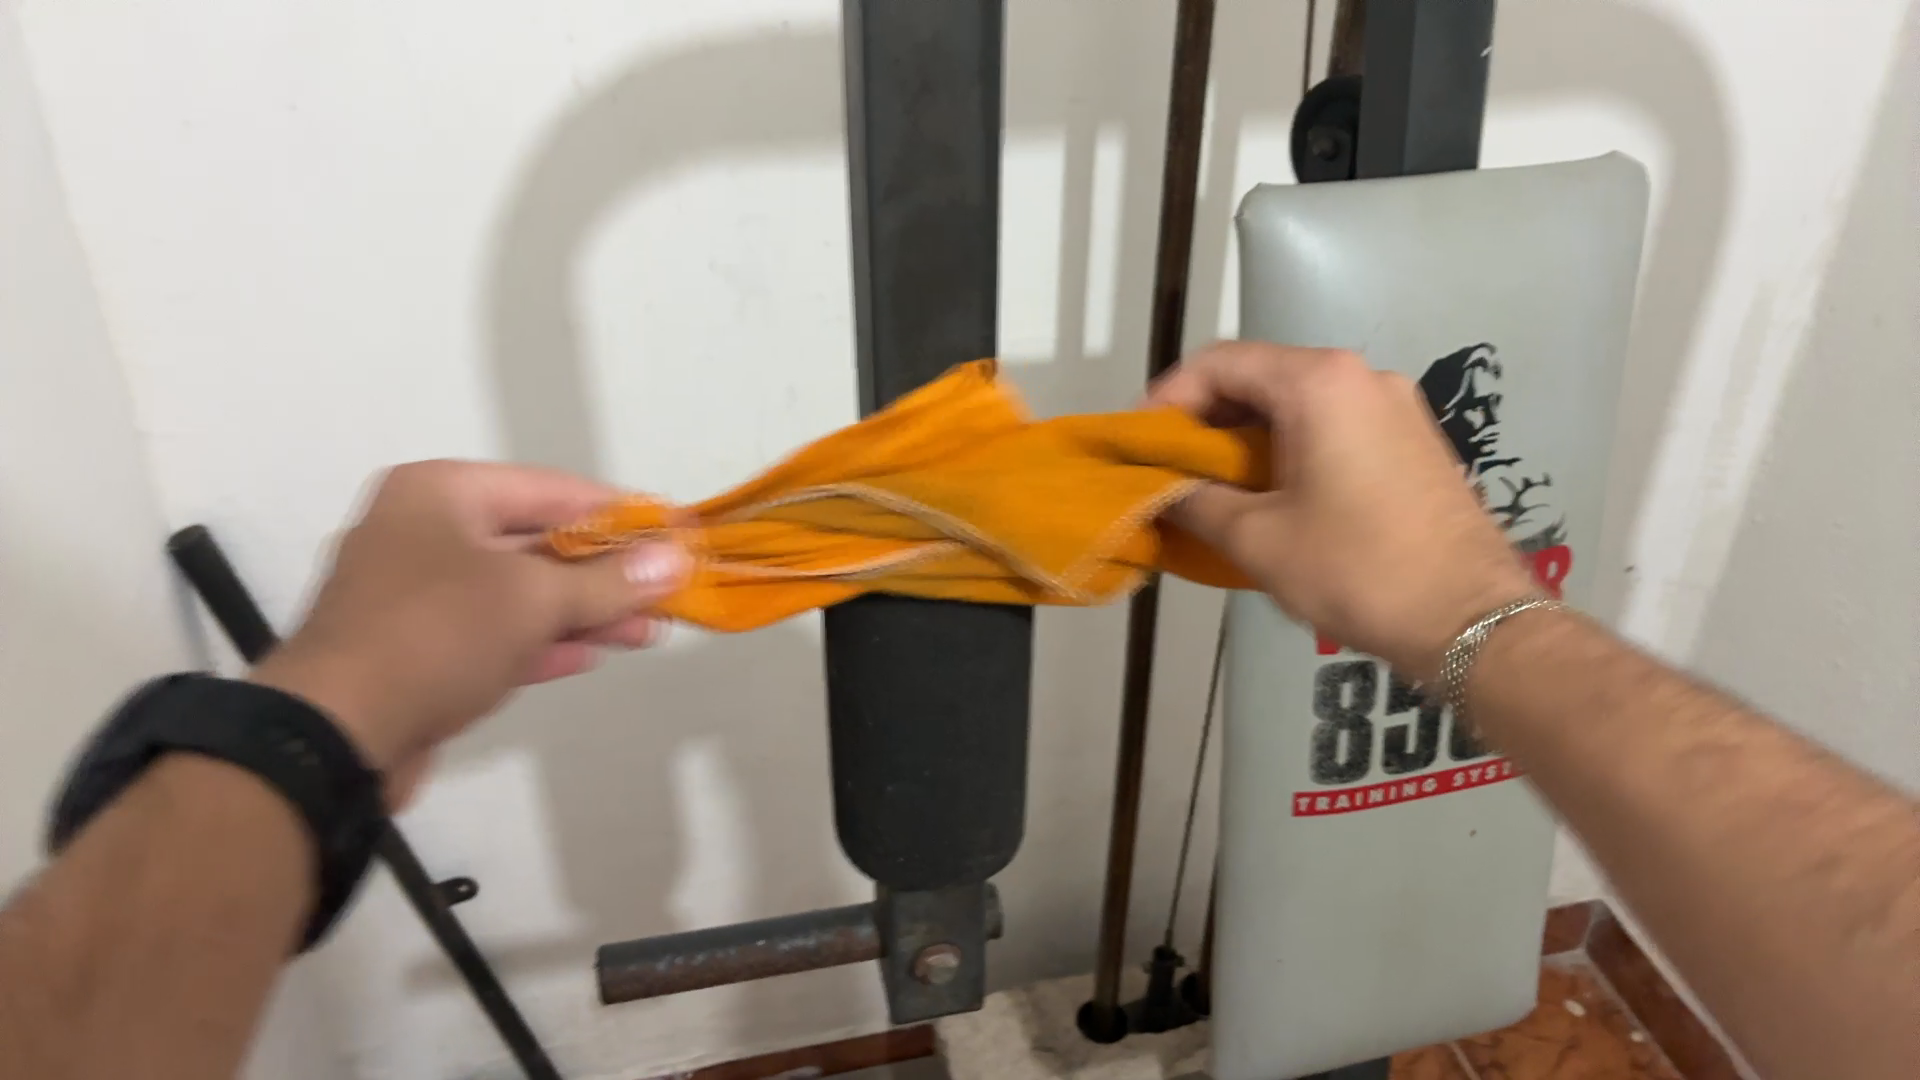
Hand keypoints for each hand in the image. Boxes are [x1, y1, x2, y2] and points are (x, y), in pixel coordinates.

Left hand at [249, 461, 684, 805]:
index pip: (557, 491)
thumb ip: (611, 579)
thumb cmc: (436, 637)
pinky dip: (545, 640)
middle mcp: (427, 532)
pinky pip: (497, 630)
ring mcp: (419, 592)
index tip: (676, 531)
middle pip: (544, 543)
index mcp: (443, 494)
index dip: (624, 512)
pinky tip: (592, 655)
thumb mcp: (535, 599)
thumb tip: (677, 559)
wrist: (327, 740)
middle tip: (669, 590)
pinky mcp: (418, 646)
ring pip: (524, 592)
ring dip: (587, 611)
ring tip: (648, 631)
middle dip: (610, 573)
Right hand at [1150, 342, 1535, 682]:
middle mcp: (1360, 377)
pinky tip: (1264, 491)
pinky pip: (1328, 424)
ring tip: (1208, 483)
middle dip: (1203, 418)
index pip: (1219, 363)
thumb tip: (1160, 490)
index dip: (1167, 399)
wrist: (1471, 621)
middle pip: (1258, 376)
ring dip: (1241, 435)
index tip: (1142, 443)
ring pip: (1293, 402)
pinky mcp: (1410, 439)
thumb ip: (1193, 501)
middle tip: (1168, 466)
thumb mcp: (1254, 538)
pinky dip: (1283, 446)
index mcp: (1318, 384)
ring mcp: (1393, 406)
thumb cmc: (1354, 569)